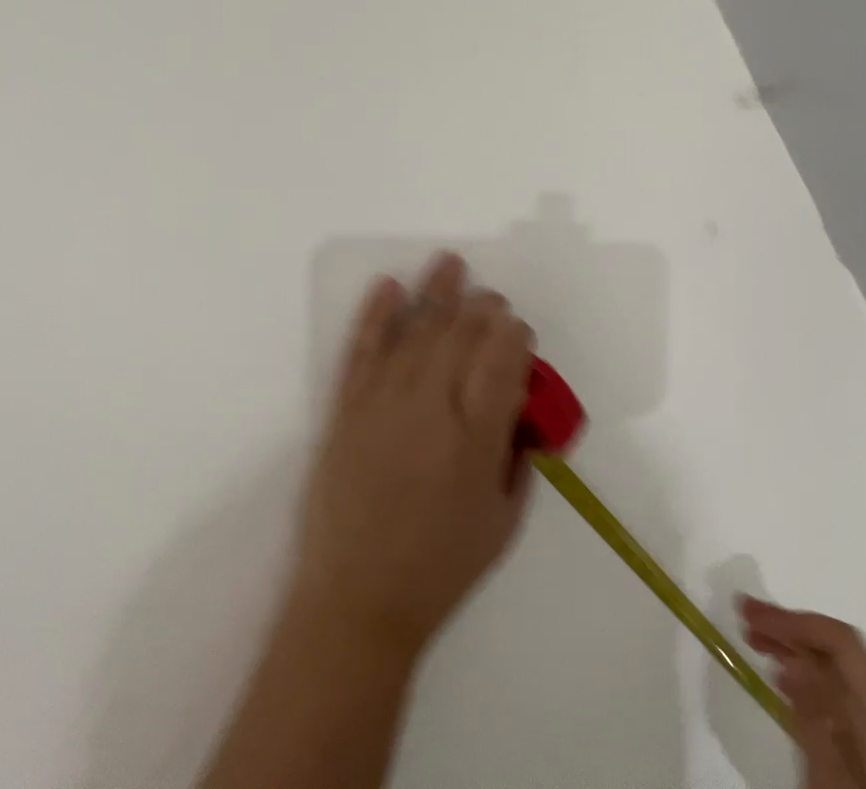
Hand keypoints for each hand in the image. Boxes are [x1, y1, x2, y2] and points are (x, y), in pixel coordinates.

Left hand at [291, 253, 535, 658]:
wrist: (356, 602)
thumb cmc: (441, 568)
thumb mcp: (505, 521)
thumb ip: (518, 459)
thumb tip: (520, 415)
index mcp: (478, 436)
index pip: (503, 359)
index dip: (515, 335)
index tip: (519, 332)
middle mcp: (432, 407)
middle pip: (462, 335)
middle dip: (482, 307)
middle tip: (492, 297)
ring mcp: (382, 405)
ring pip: (415, 332)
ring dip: (436, 293)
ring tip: (450, 263)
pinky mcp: (344, 412)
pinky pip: (360, 352)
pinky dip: (374, 316)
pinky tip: (388, 288)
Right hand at [741, 597, 865, 788]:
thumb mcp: (831, 776)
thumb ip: (814, 718)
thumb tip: (791, 659)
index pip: (839, 640)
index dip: (792, 619)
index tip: (746, 611)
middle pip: (840, 650)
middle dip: (790, 627)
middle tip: (743, 618)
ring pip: (839, 670)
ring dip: (796, 649)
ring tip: (756, 643)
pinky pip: (841, 694)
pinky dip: (809, 678)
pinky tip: (787, 685)